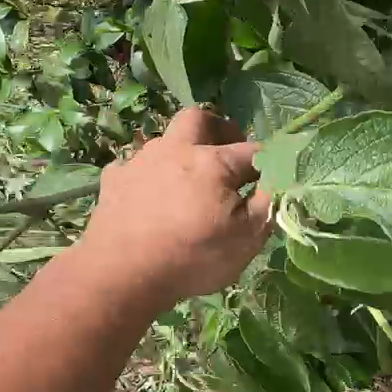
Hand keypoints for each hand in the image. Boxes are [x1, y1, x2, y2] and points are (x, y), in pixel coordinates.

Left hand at [75, 107, 271, 308]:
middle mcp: (176, 149)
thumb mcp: (248, 239)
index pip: (253, 151)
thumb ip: (266, 206)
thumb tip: (276, 185)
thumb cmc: (195, 256)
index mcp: (214, 162)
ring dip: (186, 152)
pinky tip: (157, 195)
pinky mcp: (115, 178)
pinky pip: (139, 165)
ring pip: (168, 140)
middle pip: (200, 119)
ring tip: (194, 182)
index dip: (269, 162)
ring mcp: (141, 160)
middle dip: (221, 130)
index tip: (275, 177)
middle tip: (231, 153)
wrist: (124, 272)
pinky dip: (155, 174)